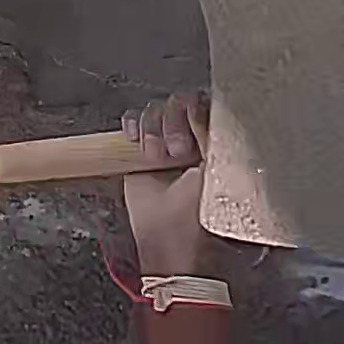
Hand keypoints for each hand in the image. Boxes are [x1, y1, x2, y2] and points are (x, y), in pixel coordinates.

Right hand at [122, 93, 211, 274]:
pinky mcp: (139, 147)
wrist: (168, 241)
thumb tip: (197, 105)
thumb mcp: (211, 172)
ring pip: (154, 109)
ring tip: (155, 156)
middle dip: (173, 123)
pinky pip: (132, 119)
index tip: (194, 131)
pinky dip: (132, 124)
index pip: (202, 104)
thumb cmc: (197, 213)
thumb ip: (208, 135)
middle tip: (176, 152)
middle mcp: (188, 135)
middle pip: (176, 102)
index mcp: (212, 139)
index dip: (195, 110)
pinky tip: (134, 140)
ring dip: (152, 128)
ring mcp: (162, 139)